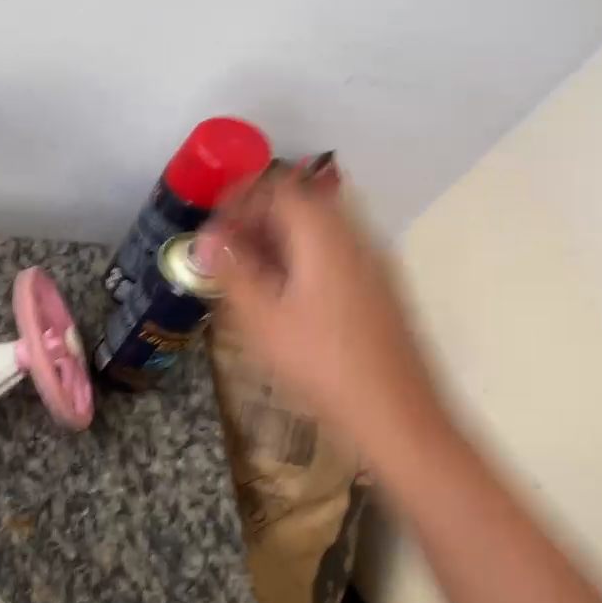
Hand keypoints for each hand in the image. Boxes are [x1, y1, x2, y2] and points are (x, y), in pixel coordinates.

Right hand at [203, 167, 450, 452]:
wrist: (394, 414)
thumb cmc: (319, 363)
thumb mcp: (260, 317)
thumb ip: (231, 270)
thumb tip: (207, 237)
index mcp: (328, 240)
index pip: (283, 189)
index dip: (243, 196)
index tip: (212, 222)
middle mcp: (358, 242)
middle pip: (305, 204)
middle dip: (258, 217)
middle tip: (222, 247)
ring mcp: (374, 266)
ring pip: (320, 230)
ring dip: (277, 239)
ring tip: (242, 271)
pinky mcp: (378, 290)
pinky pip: (333, 253)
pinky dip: (299, 257)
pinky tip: (277, 293)